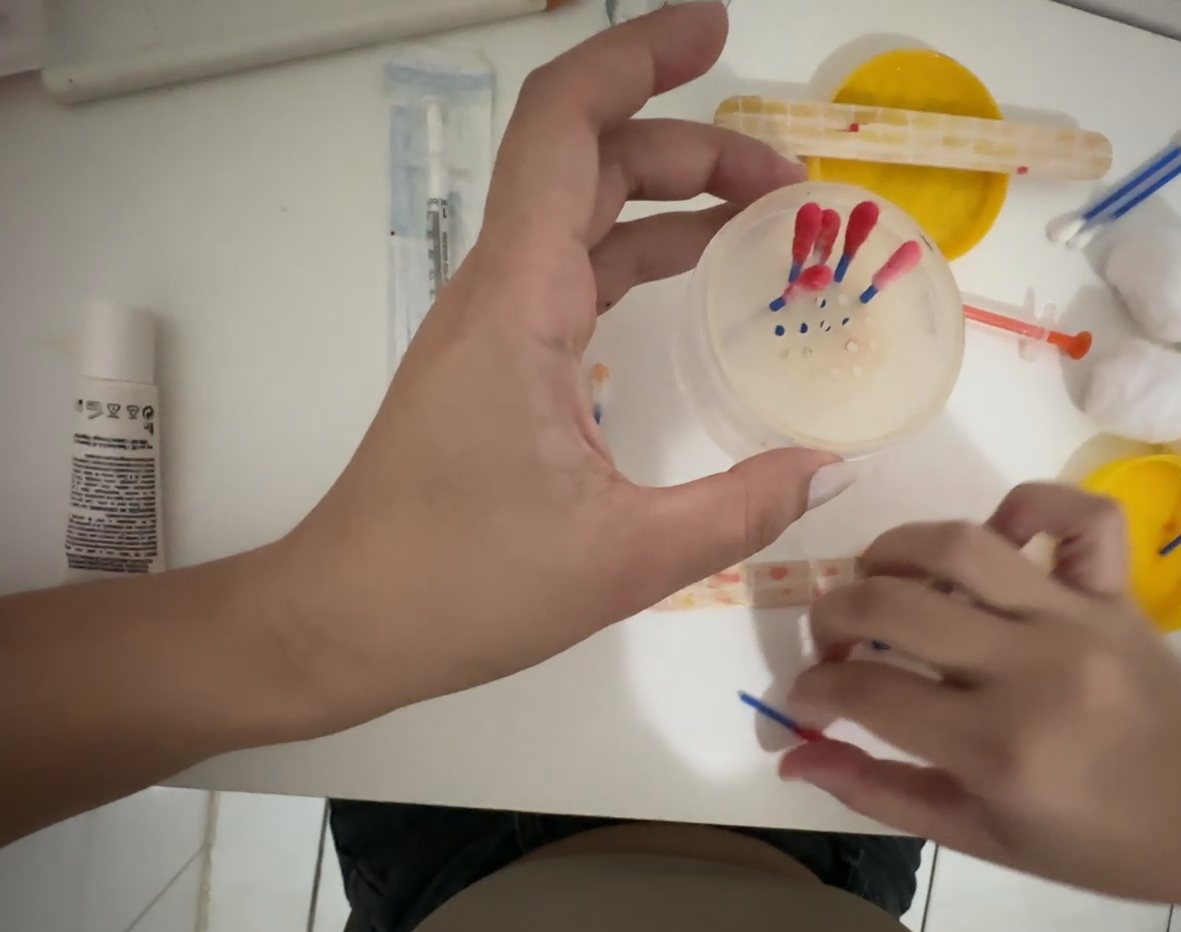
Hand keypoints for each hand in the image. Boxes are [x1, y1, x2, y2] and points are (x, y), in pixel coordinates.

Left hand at [260, 3, 839, 733]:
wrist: (346, 623)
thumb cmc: (466, 587)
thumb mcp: (627, 557)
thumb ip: (742, 509)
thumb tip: (834, 468)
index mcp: (517, 307)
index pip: (566, 128)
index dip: (639, 58)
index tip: (715, 31)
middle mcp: (494, 297)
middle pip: (585, 166)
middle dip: (686, 148)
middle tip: (782, 186)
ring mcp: (486, 332)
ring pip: (575, 224)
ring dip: (661, 206)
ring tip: (755, 226)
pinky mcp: (486, 371)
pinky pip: (563, 283)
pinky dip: (628, 264)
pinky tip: (679, 290)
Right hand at [779, 483, 1180, 909]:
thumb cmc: (1098, 843)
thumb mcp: (978, 839)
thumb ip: (877, 793)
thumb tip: (792, 759)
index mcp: (998, 748)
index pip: (865, 691)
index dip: (811, 690)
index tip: (804, 697)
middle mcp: (1032, 669)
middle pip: (892, 603)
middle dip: (831, 613)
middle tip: (829, 638)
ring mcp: (1079, 618)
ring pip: (958, 543)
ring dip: (892, 549)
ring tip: (878, 578)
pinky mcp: (1117, 592)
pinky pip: (1075, 515)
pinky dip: (1023, 505)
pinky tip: (993, 537)